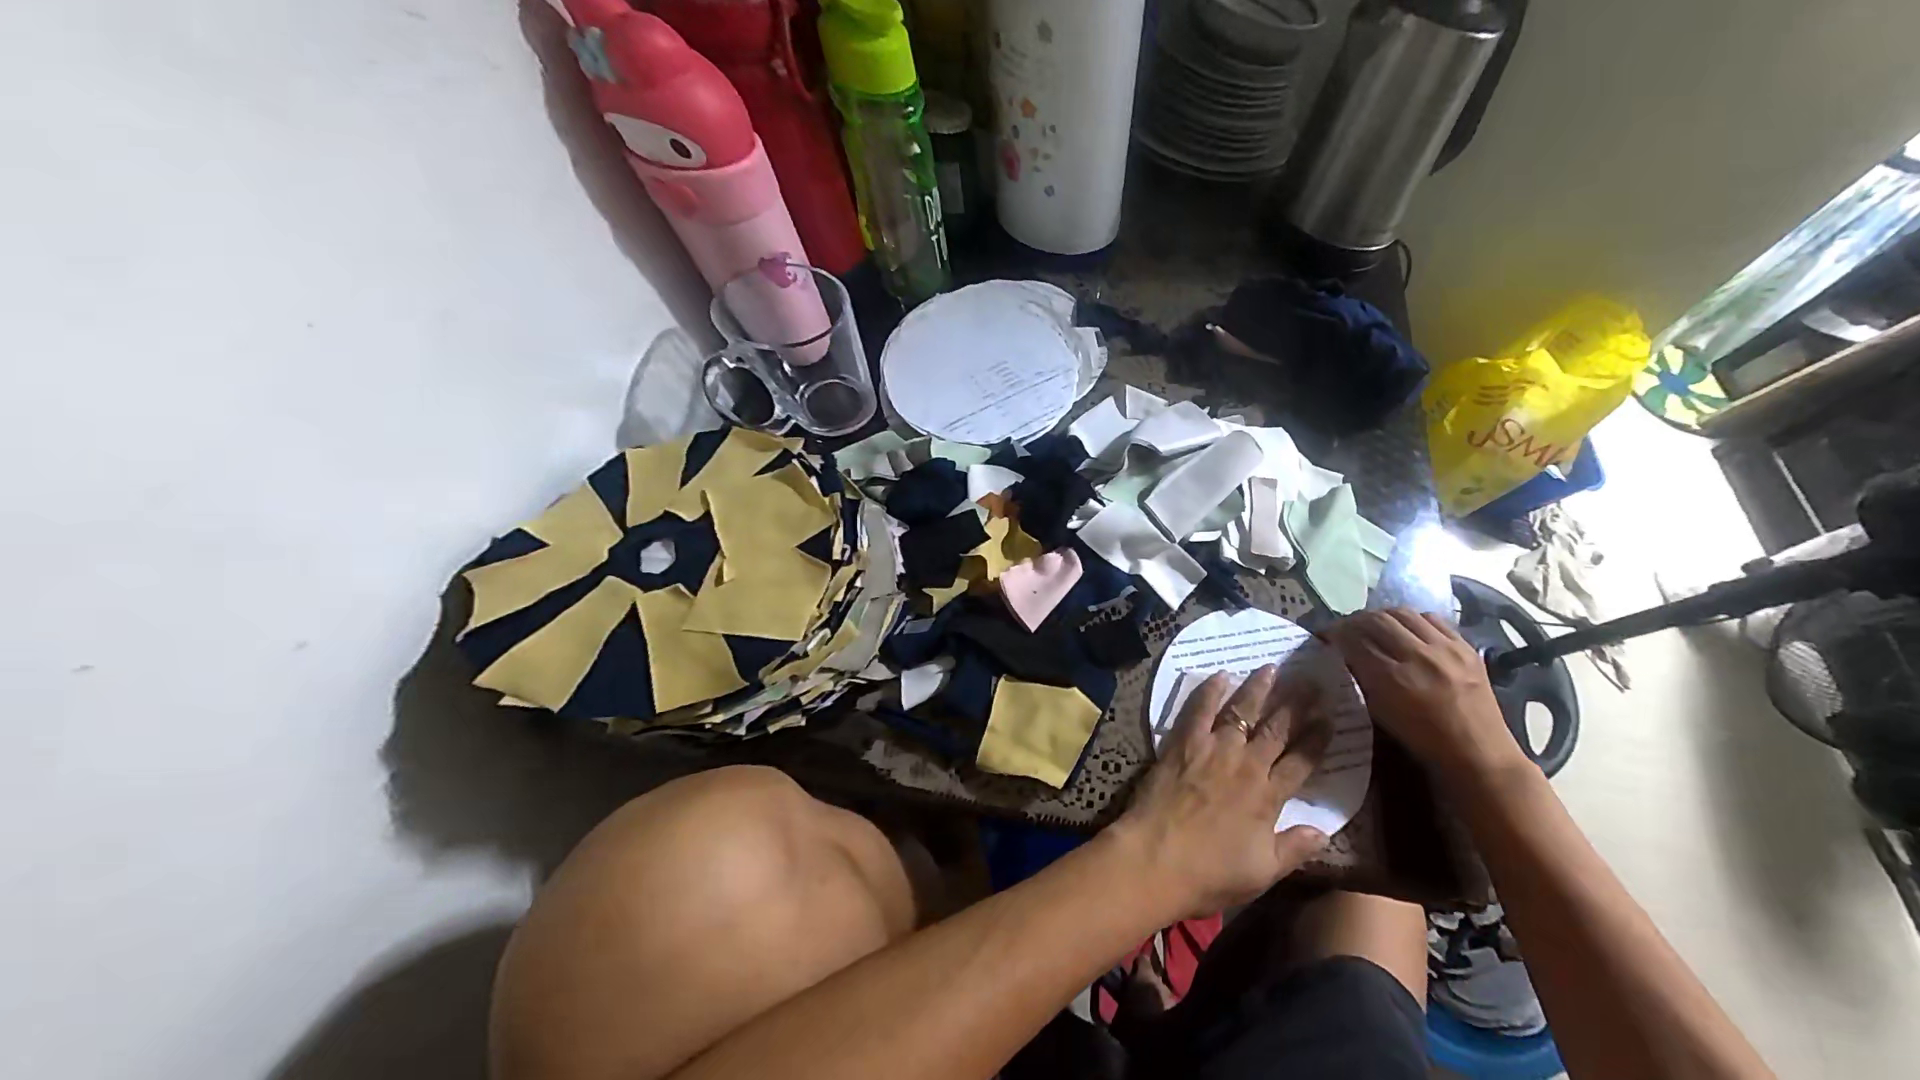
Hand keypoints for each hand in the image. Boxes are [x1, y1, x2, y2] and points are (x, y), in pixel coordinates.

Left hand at [1114, 665, 1331, 918]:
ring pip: (1241, 712)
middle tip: (1311, 680)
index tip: (1330, 717)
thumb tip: (1323, 832)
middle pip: (1276, 729)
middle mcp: (1245, 766)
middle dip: (1296, 704)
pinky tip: (1220, 675)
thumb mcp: (1263, 872)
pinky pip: (1199, 711)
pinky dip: (1210, 691)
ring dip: (1258, 688)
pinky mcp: (1181, 744)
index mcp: (1268, 798)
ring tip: (1271, 667)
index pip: (1302, 761)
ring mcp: (1212, 751)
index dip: (1318, 738)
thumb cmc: (1210, 873)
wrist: (1155, 859)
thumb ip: (1294, 848)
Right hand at [1324, 609, 1527, 783]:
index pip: (1352, 639)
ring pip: (1402, 613)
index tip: (1325, 636)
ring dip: (1381, 617)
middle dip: (1354, 621)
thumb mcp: (1378, 712)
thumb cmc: (1421, 740)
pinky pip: (1432, 619)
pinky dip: (1411, 621)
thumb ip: (1360, 678)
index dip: (1333, 633)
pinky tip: (1406, 632)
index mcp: (1392, 678)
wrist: (1478, 754)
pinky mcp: (1466, 647)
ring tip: (1374, 627)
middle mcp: (1418, 656)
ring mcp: (1446, 649)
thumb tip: (1344, 653)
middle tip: (1345, 630)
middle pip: (1375, 619)